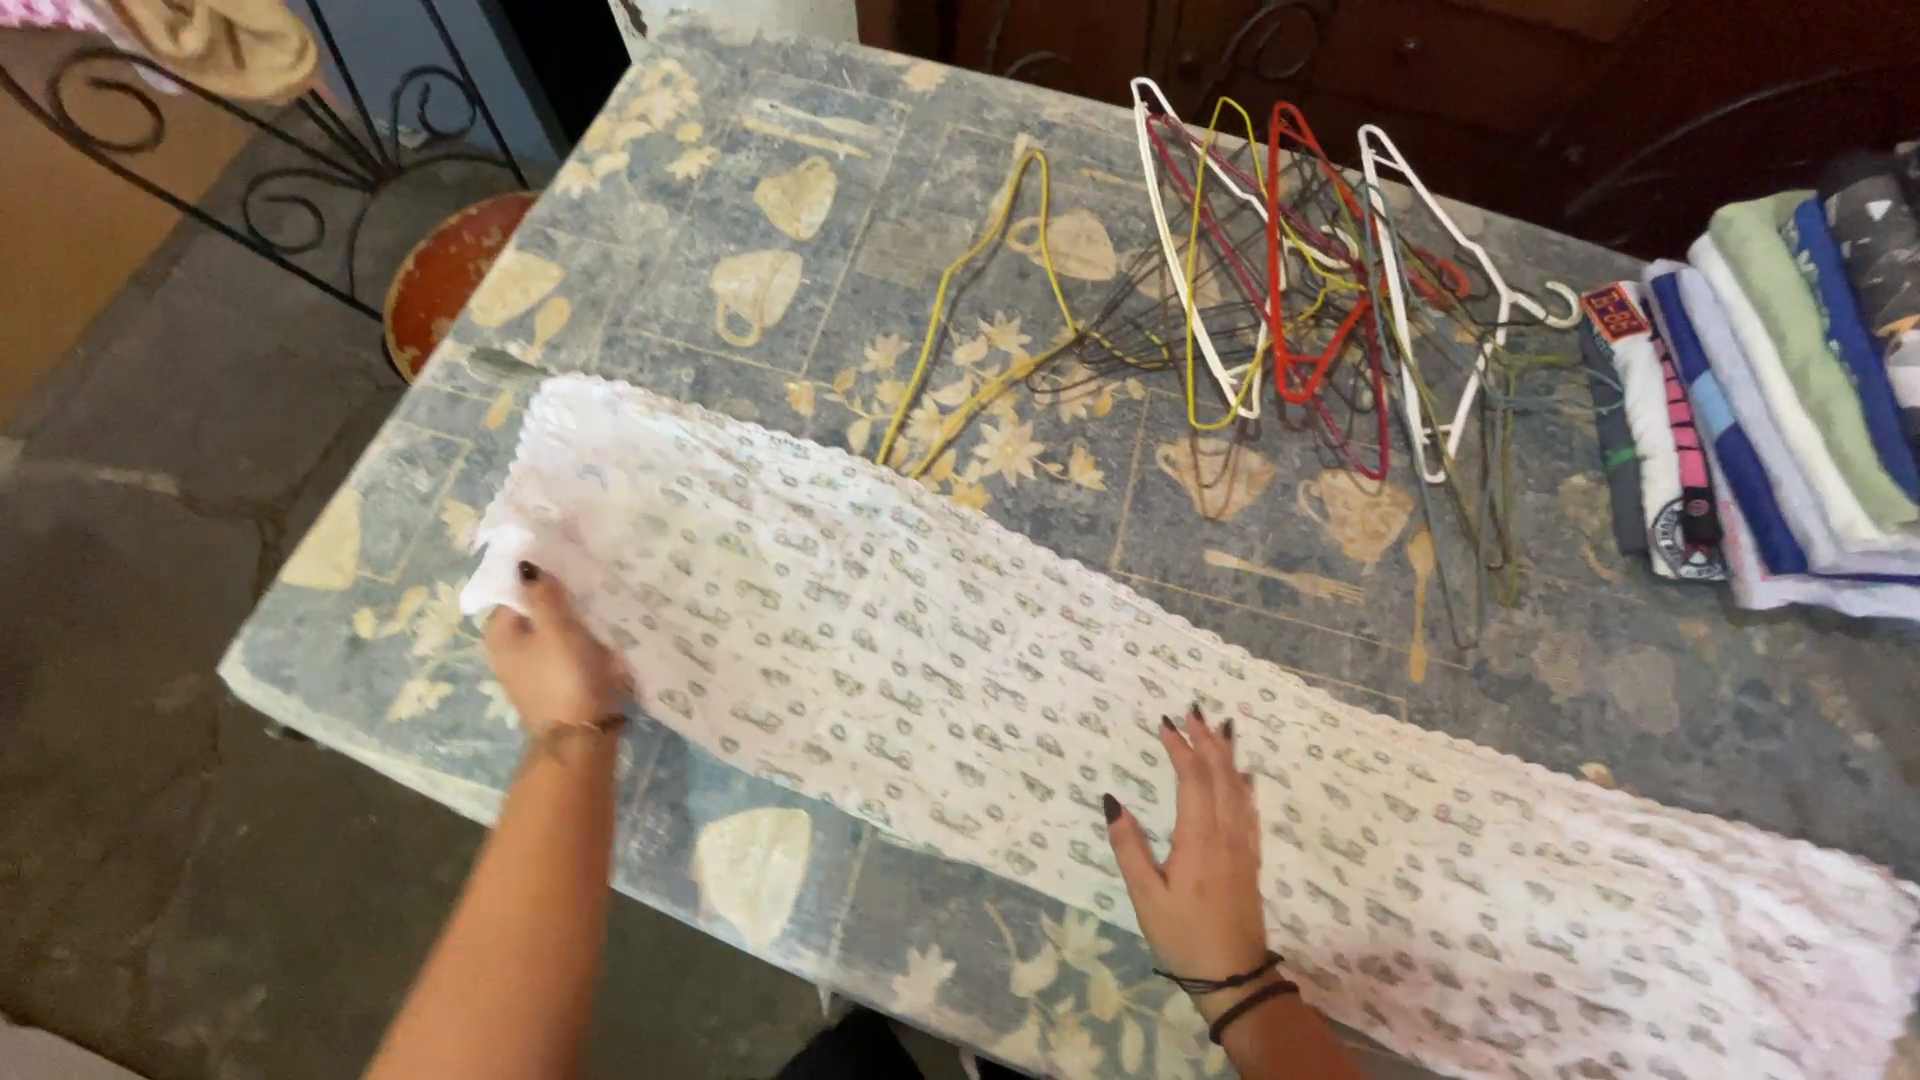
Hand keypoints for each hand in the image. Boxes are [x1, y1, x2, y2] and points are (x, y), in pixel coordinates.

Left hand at [484, 561, 631, 734]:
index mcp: (499, 635)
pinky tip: (605, 640)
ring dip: (578, 623)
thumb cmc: (564, 676)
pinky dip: (584, 644)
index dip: (541, 578)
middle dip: (564, 601)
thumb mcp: (556, 628)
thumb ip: (543, 595)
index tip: (572, 566)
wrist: (581, 735)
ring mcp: (532, 670)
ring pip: (556, 632)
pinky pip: (569, 652)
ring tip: (604, 609)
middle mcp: (508, 651)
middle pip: (537, 612)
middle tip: (593, 587)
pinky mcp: (555, 683)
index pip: (516, 593)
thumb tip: (526, 565)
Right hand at [1105, 705, 1271, 1022]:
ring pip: (1238, 788)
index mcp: (1199, 840)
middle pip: (1221, 775)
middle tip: (1191, 711)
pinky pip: (1249, 807)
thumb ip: (1129, 847)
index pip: (1192, 779)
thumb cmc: (1183, 937)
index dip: (1180, 747)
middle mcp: (1226, 834)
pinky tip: (1243, 775)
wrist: (1235, 978)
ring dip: (1226, 754)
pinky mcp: (1250, 858)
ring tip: (1218, 728)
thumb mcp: (1145, 896)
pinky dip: (1243, 782)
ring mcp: (1243, 846)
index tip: (1164, 723)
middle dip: (1206, 739)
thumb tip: (1112, 801)